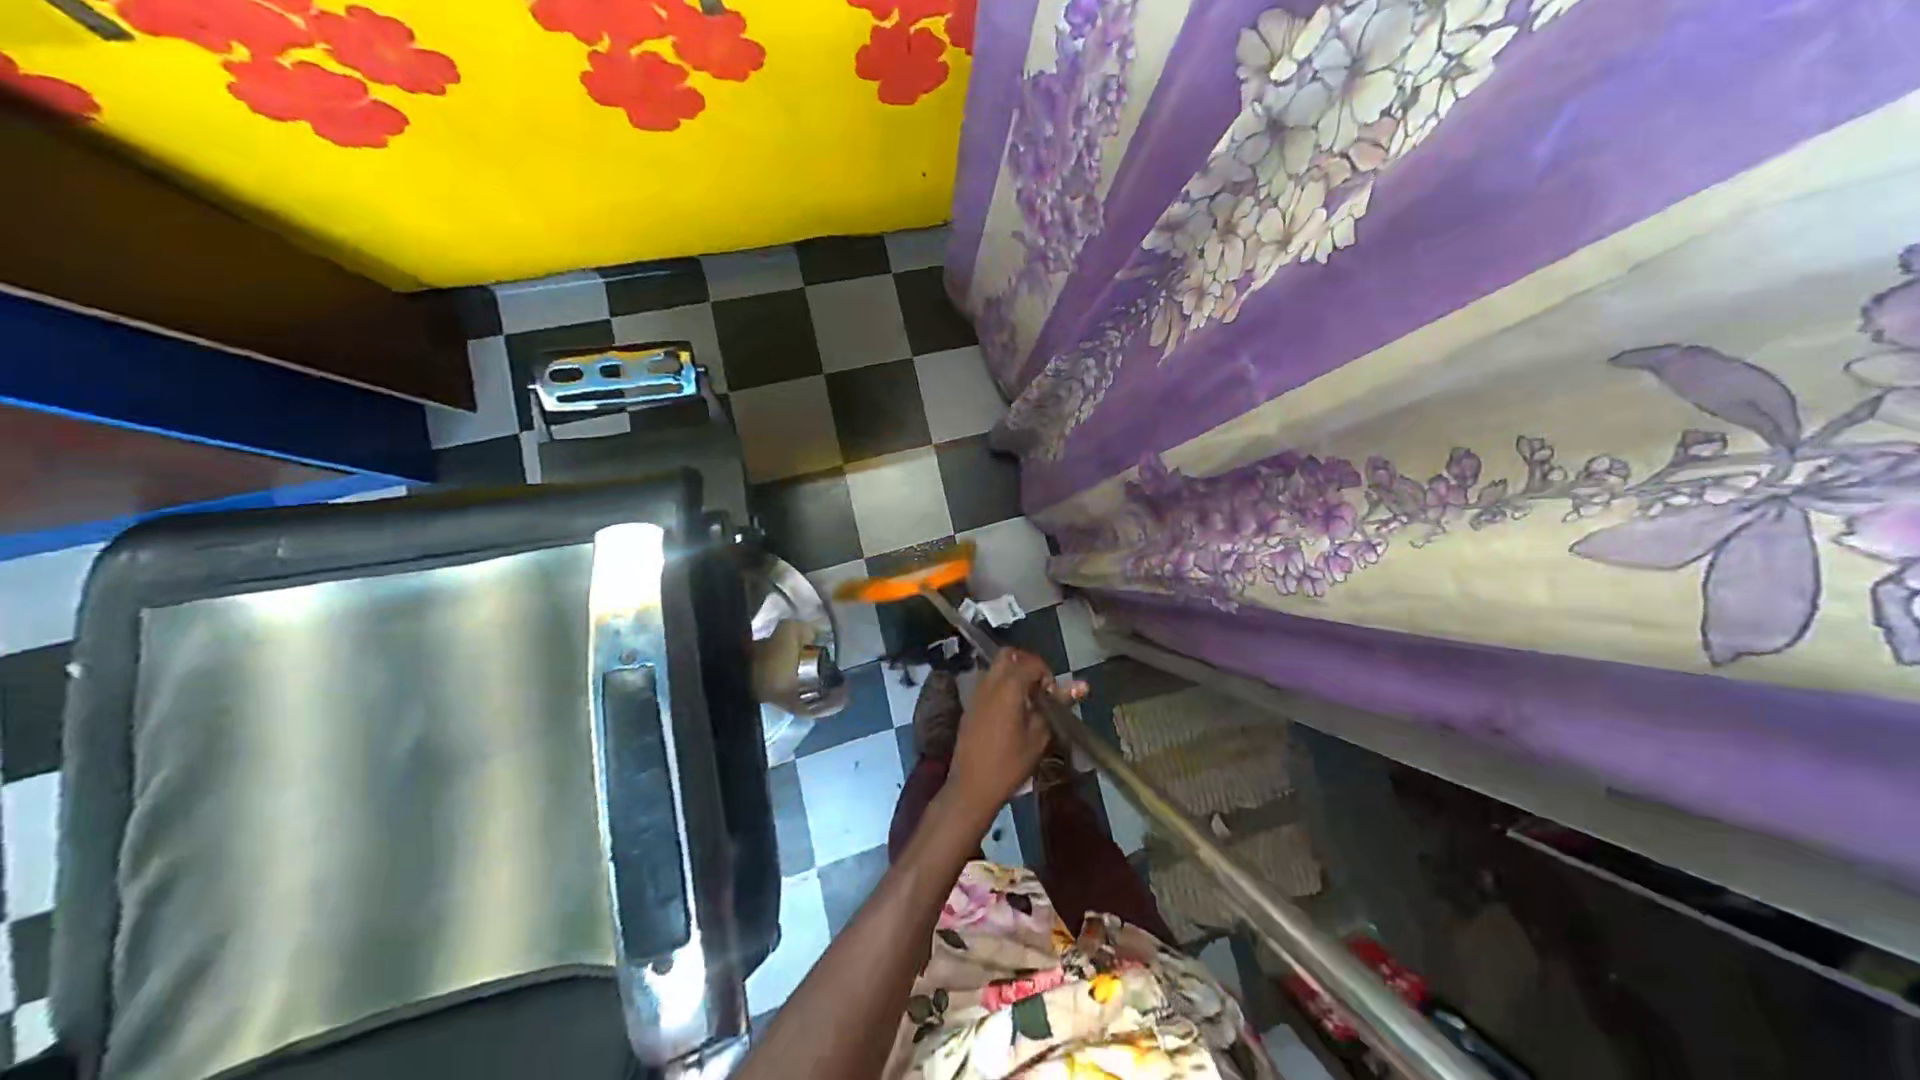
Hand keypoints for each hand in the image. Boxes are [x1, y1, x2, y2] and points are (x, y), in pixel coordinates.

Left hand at [946, 648, 1085, 820]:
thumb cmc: (1010, 764)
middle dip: (1027, 664)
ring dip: (1013, 674)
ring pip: (995, 667)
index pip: (1031, 662)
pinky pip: (987, 683)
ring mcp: (976, 693)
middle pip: (1008, 655)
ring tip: (1027, 700)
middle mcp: (989, 683)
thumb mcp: (1040, 736)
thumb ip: (1057, 705)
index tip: (1053, 696)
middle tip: (1040, 687)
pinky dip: (1001, 686)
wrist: (972, 786)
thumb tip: (1082, 685)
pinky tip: (1011, 711)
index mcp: (1008, 687)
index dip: (1047, 673)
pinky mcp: (970, 706)